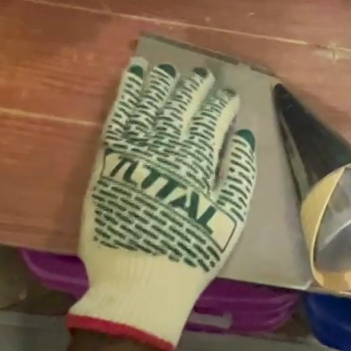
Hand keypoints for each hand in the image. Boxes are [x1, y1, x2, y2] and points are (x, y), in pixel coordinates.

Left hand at [69, 59, 256, 350]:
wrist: (138, 282)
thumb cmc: (189, 253)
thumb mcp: (229, 218)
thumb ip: (239, 174)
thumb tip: (244, 135)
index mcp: (199, 162)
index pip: (213, 120)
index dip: (222, 104)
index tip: (228, 94)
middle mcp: (167, 149)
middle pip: (181, 106)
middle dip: (194, 87)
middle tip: (201, 74)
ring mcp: (134, 153)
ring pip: (150, 105)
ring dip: (159, 83)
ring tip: (166, 67)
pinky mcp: (107, 161)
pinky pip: (118, 119)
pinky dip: (126, 95)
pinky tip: (132, 78)